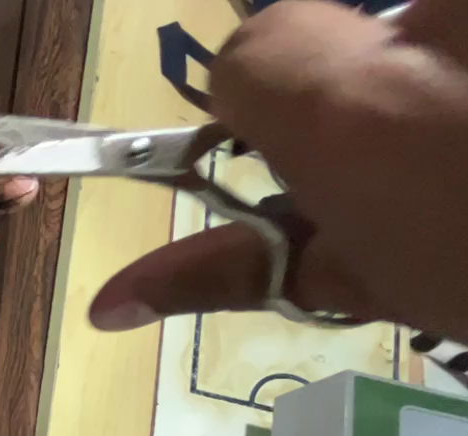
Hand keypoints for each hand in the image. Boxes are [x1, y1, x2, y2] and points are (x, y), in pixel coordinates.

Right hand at [89, 0, 467, 337]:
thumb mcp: (386, 284)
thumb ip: (236, 272)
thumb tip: (106, 304)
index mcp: (364, 114)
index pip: (257, 49)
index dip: (270, 96)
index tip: (297, 147)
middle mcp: (443, 23)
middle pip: (387, 16)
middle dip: (408, 67)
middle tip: (450, 143)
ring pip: (443, 16)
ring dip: (464, 58)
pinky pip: (457, 30)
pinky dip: (464, 54)